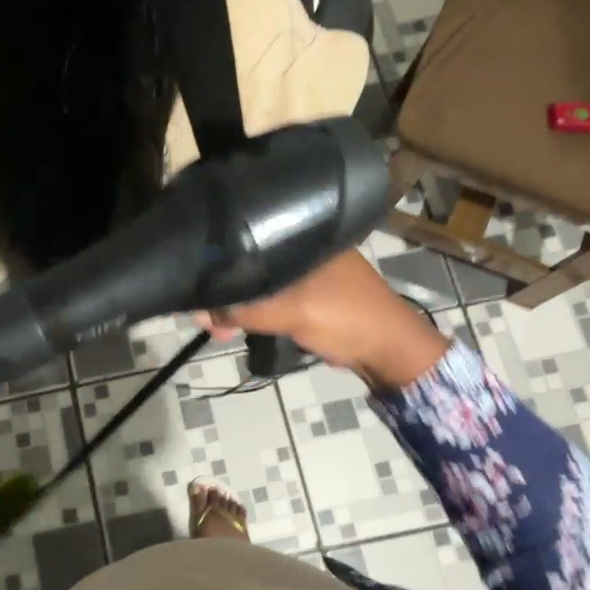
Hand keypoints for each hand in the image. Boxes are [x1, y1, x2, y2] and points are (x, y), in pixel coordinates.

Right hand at [199, 249, 450, 389]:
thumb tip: (199, 313)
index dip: (225, 257)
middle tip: (206, 315)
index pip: (255, 237)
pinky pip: (275, 301)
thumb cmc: (346, 318)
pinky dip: (257, 313)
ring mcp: (313, 275)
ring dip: (241, 305)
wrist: (390, 352)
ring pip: (265, 285)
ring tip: (219, 327)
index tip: (200, 277)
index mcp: (310, 237)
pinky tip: (238, 325)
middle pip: (257, 264)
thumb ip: (245, 311)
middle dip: (230, 289)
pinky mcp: (314, 299)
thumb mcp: (291, 312)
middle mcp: (310, 250)